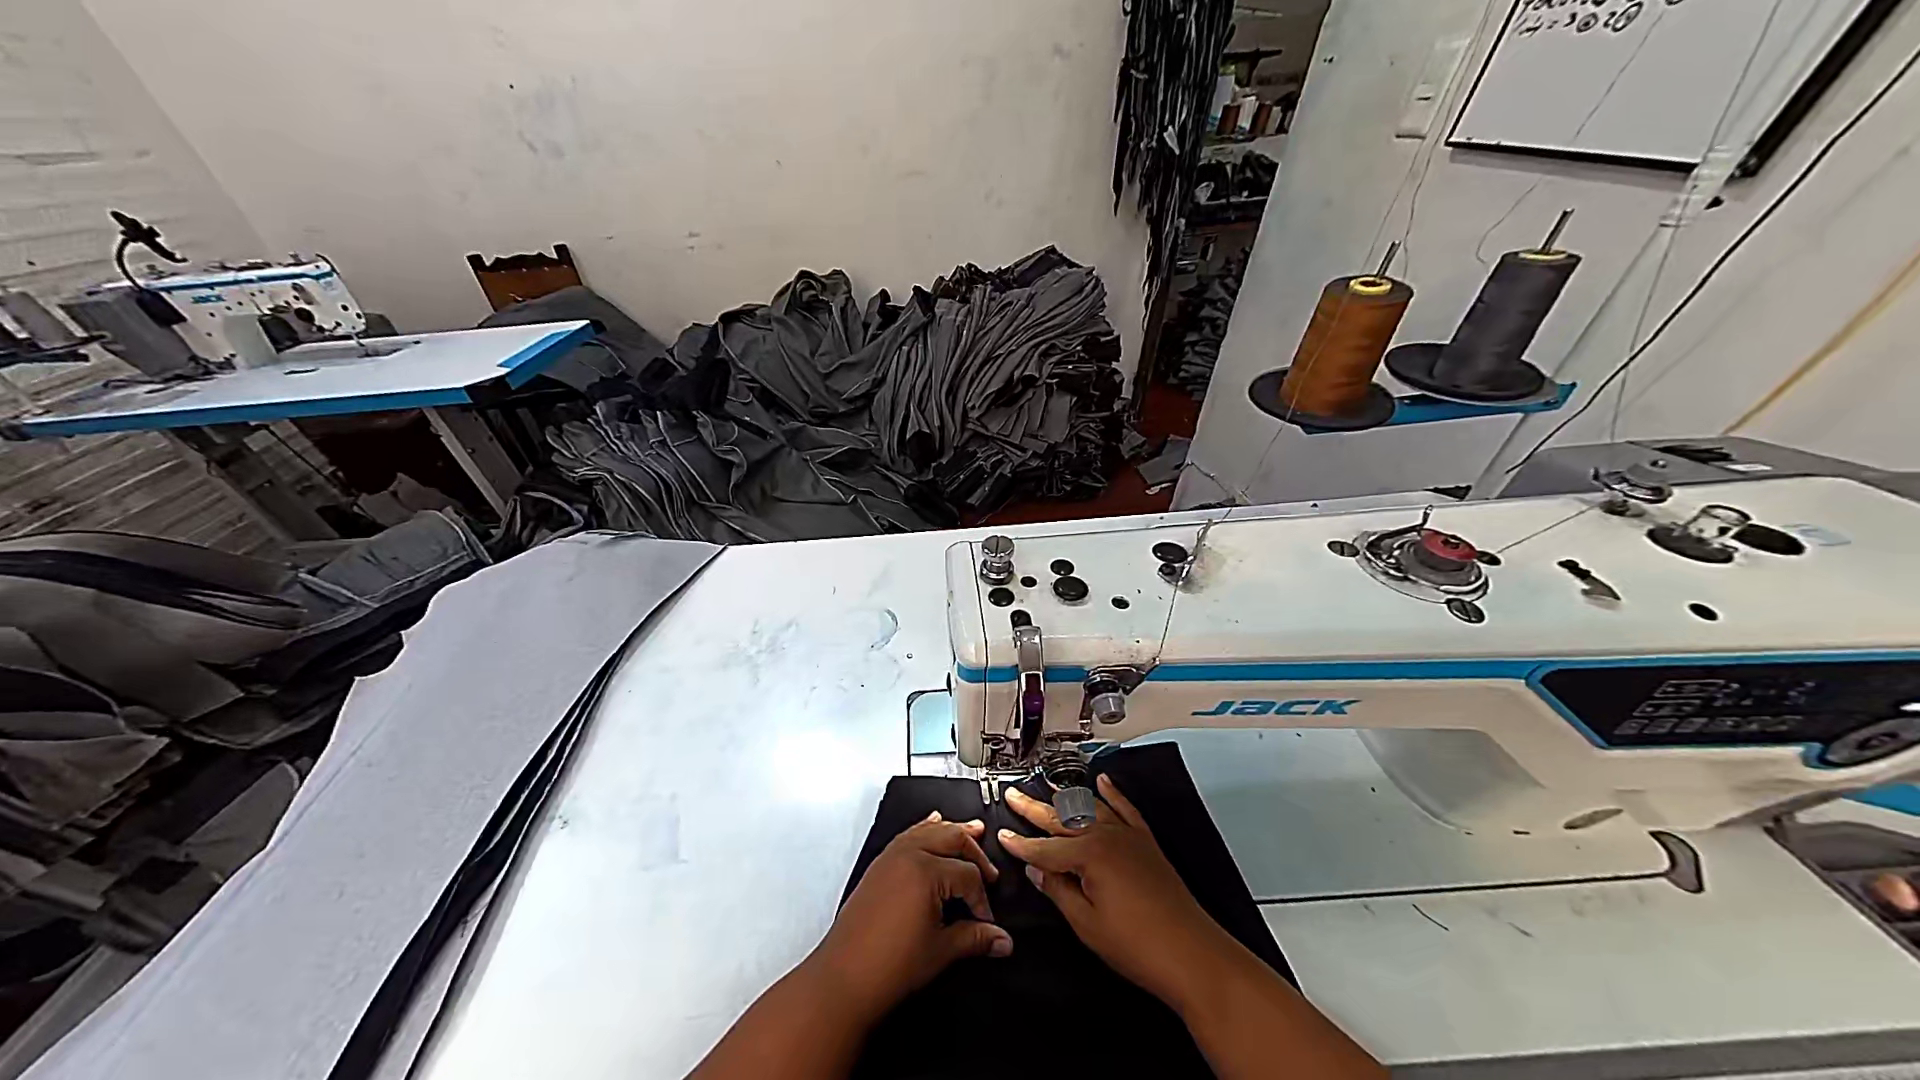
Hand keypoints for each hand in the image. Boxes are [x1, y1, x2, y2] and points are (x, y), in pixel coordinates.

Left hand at [804, 813, 1012, 1018]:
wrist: (843, 980)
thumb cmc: (885, 966)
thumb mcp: (940, 950)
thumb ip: (975, 938)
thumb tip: (1001, 939)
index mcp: (925, 871)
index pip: (968, 876)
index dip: (982, 900)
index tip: (986, 922)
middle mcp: (907, 855)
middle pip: (952, 839)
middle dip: (975, 853)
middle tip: (990, 870)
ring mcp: (890, 857)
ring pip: (929, 830)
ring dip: (952, 831)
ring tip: (971, 830)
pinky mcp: (879, 865)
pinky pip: (908, 835)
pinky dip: (925, 829)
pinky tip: (932, 825)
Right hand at [1000, 775, 1238, 1012]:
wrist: (1193, 955)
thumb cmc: (1143, 945)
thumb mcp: (1086, 924)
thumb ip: (1058, 891)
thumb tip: (1039, 872)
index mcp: (1089, 855)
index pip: (1044, 847)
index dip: (1020, 844)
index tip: (1004, 836)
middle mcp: (1108, 837)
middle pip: (1062, 818)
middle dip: (1033, 808)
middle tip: (1014, 796)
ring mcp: (1129, 837)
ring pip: (1090, 808)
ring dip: (1067, 797)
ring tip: (1049, 787)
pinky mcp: (1147, 843)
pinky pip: (1125, 808)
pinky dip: (1113, 793)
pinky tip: (1103, 782)